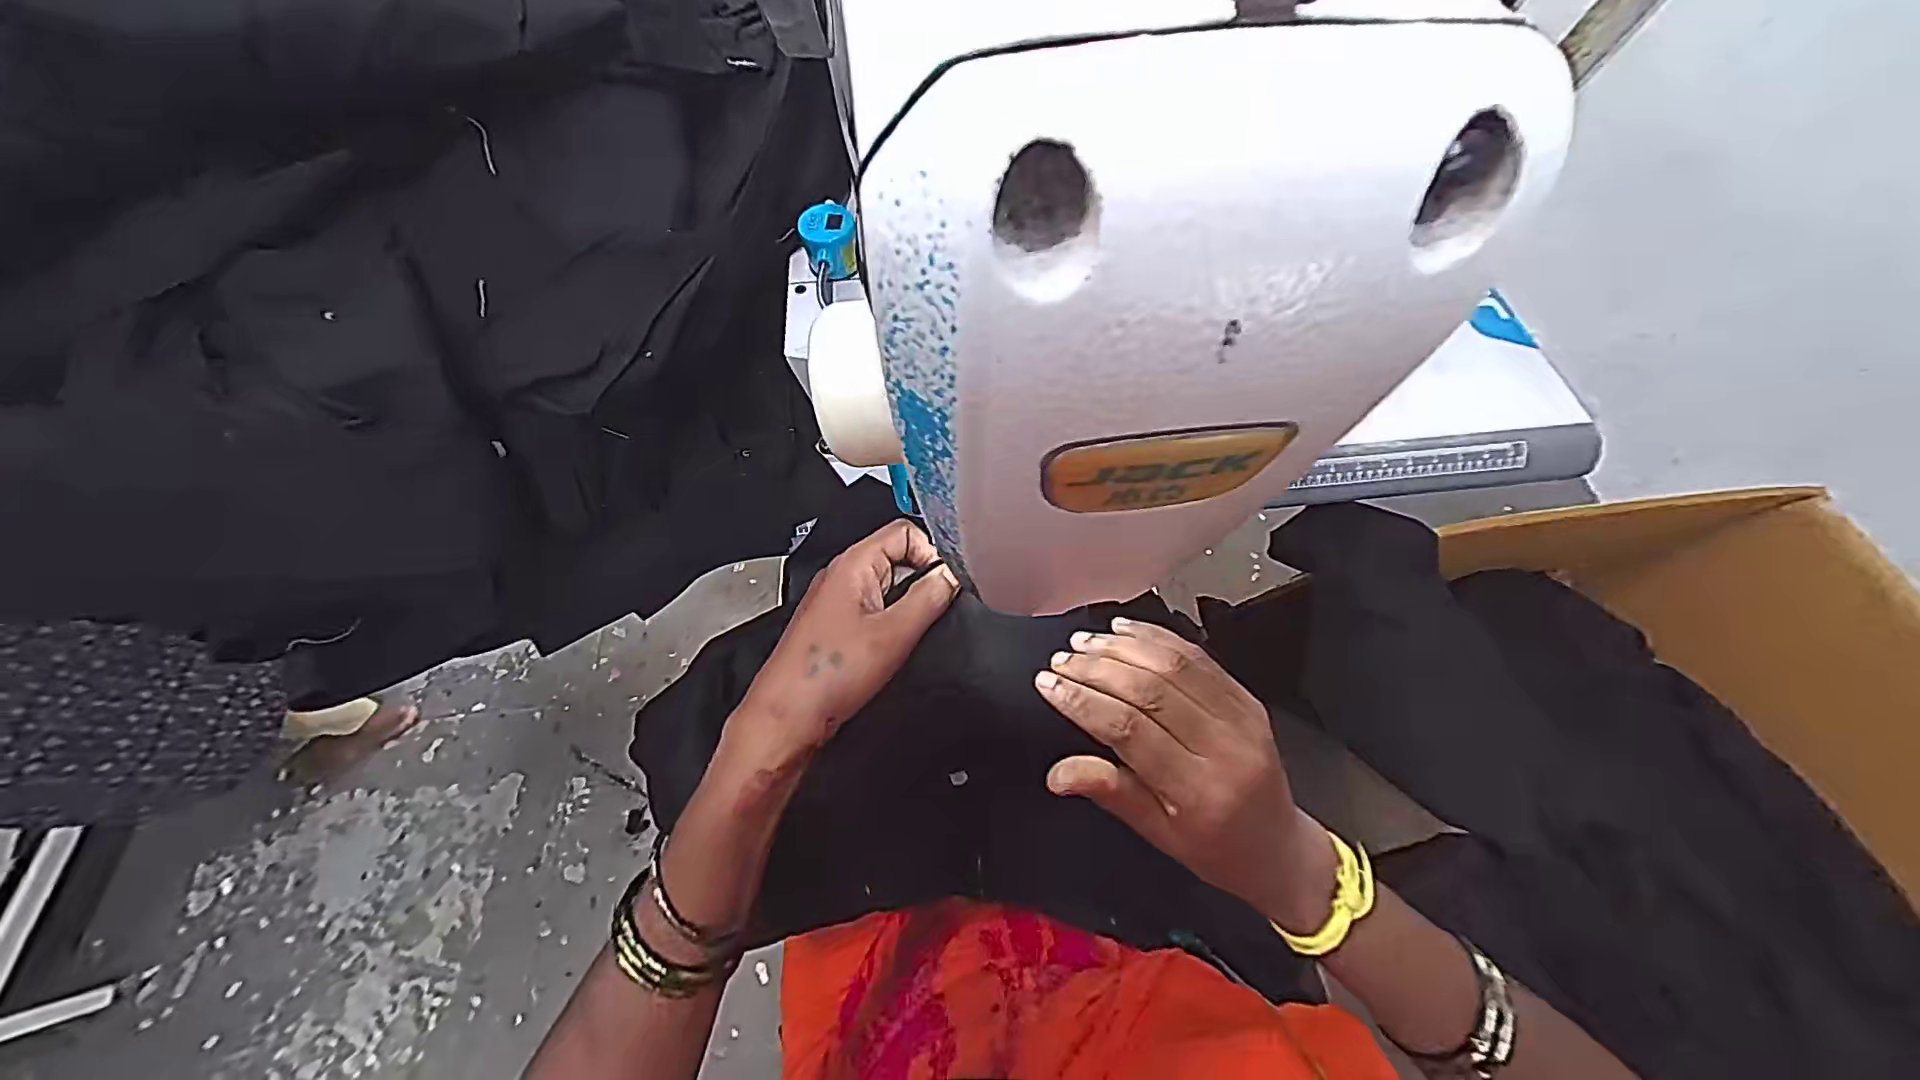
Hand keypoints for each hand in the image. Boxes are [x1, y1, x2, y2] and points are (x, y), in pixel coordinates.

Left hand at [733, 519, 959, 767]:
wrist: (786, 715)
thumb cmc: (823, 676)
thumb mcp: (894, 634)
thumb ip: (929, 598)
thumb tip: (949, 577)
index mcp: (852, 564)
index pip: (905, 531)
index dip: (931, 554)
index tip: (942, 585)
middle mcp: (842, 576)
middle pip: (899, 558)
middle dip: (920, 584)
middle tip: (924, 617)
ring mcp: (838, 601)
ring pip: (889, 588)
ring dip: (905, 609)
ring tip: (900, 639)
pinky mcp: (838, 626)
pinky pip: (875, 612)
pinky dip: (890, 626)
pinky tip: (886, 651)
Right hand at [1035, 618, 1338, 931]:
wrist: (1278, 849)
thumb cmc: (1216, 848)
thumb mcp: (1155, 833)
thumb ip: (1109, 791)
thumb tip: (1058, 773)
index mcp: (1199, 792)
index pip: (1130, 731)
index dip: (1082, 701)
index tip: (1049, 684)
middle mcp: (1226, 749)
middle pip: (1150, 690)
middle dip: (1096, 668)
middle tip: (1061, 660)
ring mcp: (1242, 719)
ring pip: (1174, 665)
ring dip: (1122, 647)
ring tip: (1084, 642)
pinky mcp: (1248, 699)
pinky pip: (1199, 657)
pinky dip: (1158, 638)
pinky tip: (1126, 632)